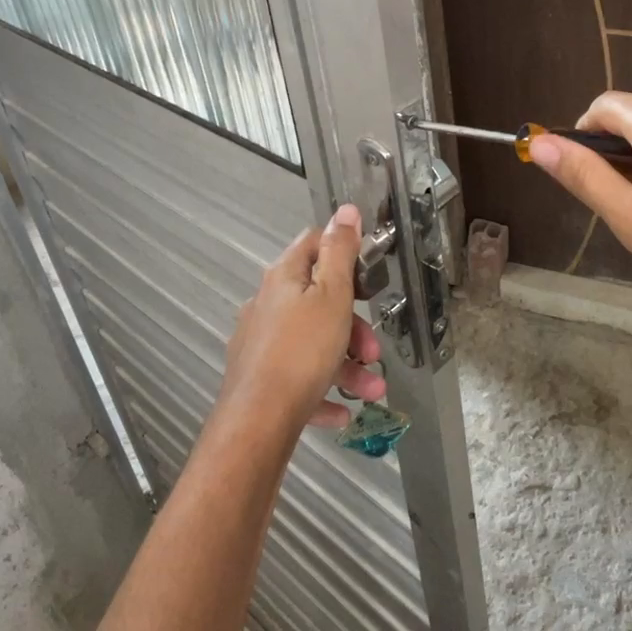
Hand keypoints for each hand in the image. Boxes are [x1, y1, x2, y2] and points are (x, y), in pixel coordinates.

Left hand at [220, 204, 386, 432]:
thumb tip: (346, 209)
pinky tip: (341, 413)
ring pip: (313, 346)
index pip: (313, 244)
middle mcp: (267, 305)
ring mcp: (261, 344)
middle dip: (354, 326)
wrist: (258, 421)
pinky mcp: (260, 380)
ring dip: (347, 366)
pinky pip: (299, 380)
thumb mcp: (332, 294)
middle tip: (374, 350)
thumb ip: (341, 252)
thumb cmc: (302, 350)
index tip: (368, 274)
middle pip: (319, 301)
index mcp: (284, 278)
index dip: (343, 252)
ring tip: (372, 391)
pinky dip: (323, 392)